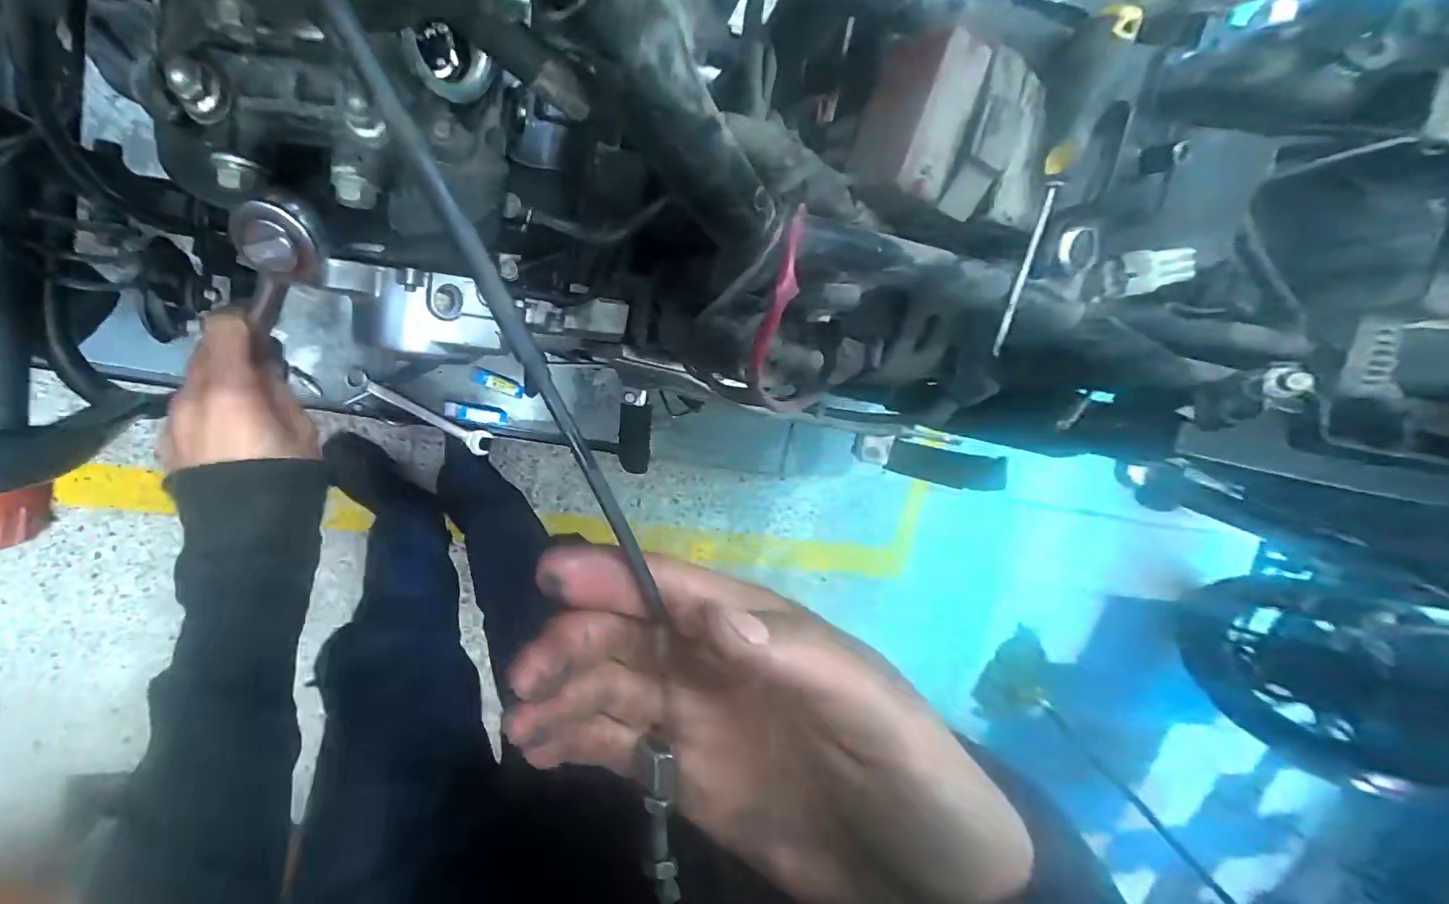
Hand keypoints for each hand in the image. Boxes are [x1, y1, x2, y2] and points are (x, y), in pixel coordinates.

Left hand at [157, 312, 319, 470]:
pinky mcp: (167, 445)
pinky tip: (226, 430)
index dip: (245, 319)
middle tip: (261, 365)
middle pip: (205, 350)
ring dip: (217, 380)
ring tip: (246, 403)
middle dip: (232, 350)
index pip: (224, 326)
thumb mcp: (300, 429)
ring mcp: (173, 423)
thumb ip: (277, 389)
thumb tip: (264, 368)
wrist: (245, 541)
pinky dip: (204, 407)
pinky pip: (186, 411)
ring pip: (193, 381)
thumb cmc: (284, 481)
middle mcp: (190, 398)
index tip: (263, 326)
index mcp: (227, 388)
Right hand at [504, 544, 1033, 903]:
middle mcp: (703, 657)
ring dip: (557, 695)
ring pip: (605, 687)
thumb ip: (789, 654)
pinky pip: (613, 744)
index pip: (663, 585)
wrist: (929, 876)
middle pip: (619, 633)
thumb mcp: (861, 701)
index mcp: (743, 623)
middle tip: (521, 680)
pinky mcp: (679, 770)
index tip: (548, 576)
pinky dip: (571, 741)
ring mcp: (687, 714)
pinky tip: (540, 751)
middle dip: (566, 644)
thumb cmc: (905, 766)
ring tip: (519, 726)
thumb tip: (714, 618)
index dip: (606, 574)